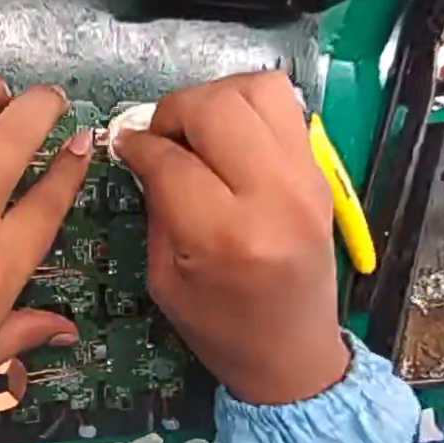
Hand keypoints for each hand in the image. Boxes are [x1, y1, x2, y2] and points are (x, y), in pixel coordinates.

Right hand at [116, 72, 349, 404]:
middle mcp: (272, 197)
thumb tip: (145, 156)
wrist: (293, 352)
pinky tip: (226, 138)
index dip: (138, 146)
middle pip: (218, 108)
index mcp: (224, 236)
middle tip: (158, 136)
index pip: (171, 161)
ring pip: (259, 89)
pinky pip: (284, 107)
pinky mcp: (320, 173)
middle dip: (174, 110)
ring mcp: (306, 179)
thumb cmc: (219, 329)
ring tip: (194, 130)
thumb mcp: (163, 279)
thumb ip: (157, 210)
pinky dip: (247, 108)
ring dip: (215, 98)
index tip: (123, 146)